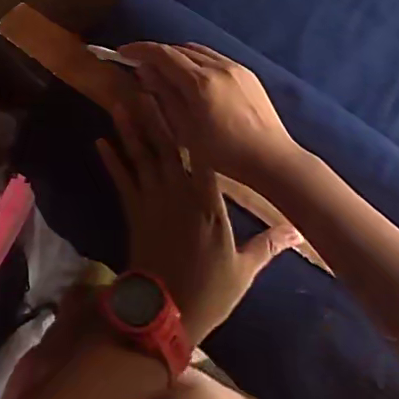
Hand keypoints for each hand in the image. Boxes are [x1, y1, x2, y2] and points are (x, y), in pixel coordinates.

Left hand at [97, 87, 299, 339]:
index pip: (203, 154)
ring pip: (141, 156)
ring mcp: (152, 200)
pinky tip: (100, 140)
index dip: (193, 125)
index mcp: (208, 202)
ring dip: (130, 128)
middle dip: (156, 114)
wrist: (165, 313)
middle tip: (146, 85)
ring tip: (121, 101)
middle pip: (167, 145)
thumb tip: (297, 232)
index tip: (188, 98)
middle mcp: (178, 192)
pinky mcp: (132, 211)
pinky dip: (111, 160)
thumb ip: (268, 244)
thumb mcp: (245, 268)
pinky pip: (121, 179)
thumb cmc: (209, 290)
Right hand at [118, 43, 303, 189]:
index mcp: (199, 82)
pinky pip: (215, 58)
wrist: (273, 159)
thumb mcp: (186, 130)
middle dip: (158, 53)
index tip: (122, 52)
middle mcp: (217, 67)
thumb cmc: (224, 152)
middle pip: (180, 49)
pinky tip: (194, 78)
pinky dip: (197, 61)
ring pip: (198, 51)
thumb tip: (145, 71)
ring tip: (166, 70)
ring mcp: (235, 68)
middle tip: (141, 64)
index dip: (139, 50)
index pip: (163, 54)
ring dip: (178, 56)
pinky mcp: (247, 74)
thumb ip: (164, 96)